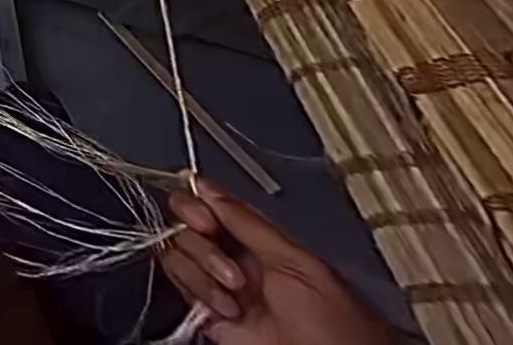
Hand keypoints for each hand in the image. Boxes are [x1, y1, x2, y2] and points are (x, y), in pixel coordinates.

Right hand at [159, 178, 391, 344]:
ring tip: (235, 290)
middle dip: (193, 223)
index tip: (207, 211)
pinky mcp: (203, 309)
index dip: (200, 196)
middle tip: (212, 238)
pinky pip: (178, 279)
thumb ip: (250, 224)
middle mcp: (232, 253)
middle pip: (185, 214)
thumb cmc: (334, 328)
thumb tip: (205, 184)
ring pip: (177, 244)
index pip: (213, 199)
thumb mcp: (301, 267)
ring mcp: (216, 281)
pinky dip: (196, 287)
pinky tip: (226, 308)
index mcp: (259, 239)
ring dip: (202, 262)